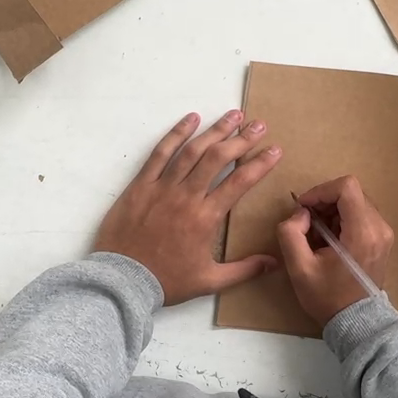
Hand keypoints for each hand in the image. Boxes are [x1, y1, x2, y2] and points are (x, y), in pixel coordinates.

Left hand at [94, 111, 285, 305]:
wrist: (122, 281)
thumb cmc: (166, 282)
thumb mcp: (209, 281)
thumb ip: (244, 270)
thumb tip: (274, 262)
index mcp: (206, 218)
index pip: (240, 182)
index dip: (260, 164)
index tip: (275, 150)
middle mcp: (187, 196)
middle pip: (218, 158)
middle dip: (241, 139)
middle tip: (258, 124)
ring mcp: (162, 187)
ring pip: (192, 151)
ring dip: (214, 130)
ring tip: (232, 115)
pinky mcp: (140, 185)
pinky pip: (160, 153)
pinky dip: (176, 134)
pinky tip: (191, 119)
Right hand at [275, 175, 394, 327]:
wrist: (355, 322)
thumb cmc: (327, 297)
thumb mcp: (298, 268)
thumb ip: (291, 233)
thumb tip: (301, 214)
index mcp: (362, 232)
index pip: (346, 186)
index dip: (320, 191)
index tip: (303, 207)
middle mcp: (380, 228)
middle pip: (351, 192)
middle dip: (324, 202)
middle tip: (306, 223)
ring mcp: (384, 233)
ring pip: (356, 202)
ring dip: (332, 211)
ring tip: (317, 235)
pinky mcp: (382, 240)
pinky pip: (361, 215)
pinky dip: (342, 220)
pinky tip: (330, 240)